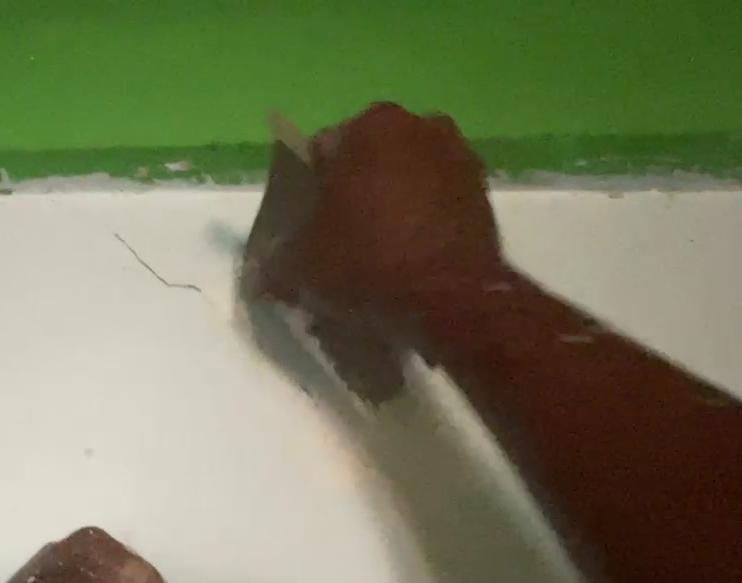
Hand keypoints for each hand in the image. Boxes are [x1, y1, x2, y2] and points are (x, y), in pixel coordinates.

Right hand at [261, 103, 504, 312]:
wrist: (448, 299)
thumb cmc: (364, 265)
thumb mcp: (299, 270)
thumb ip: (274, 264)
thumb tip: (259, 274)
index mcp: (366, 128)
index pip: (318, 154)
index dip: (304, 195)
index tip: (300, 231)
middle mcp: (417, 124)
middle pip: (365, 163)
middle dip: (349, 198)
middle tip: (334, 245)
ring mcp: (457, 154)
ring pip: (402, 181)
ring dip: (385, 209)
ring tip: (372, 258)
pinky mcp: (482, 191)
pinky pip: (433, 203)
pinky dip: (417, 224)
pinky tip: (404, 262)